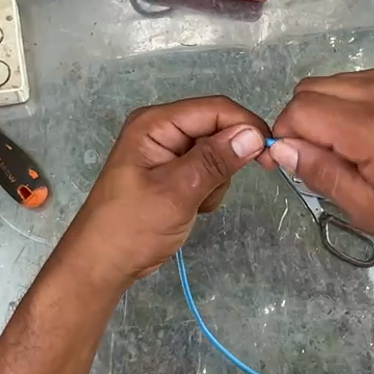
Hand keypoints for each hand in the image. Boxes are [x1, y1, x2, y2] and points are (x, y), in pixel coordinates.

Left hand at [57, 97, 269, 289]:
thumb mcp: (176, 192)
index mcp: (155, 123)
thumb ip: (214, 161)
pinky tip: (192, 208)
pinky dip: (209, 190)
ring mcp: (166, 151)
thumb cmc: (131, 227)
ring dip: (217, 180)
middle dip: (227, 159)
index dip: (245, 126)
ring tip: (195, 203)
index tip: (270, 155)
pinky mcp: (173, 172)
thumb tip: (253, 135)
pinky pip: (207, 171)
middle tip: (215, 191)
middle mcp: (161, 129)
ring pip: (216, 152)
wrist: (102, 265)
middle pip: (216, 128)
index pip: (214, 109)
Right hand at [265, 67, 373, 237]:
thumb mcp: (370, 208)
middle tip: (317, 154)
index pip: (301, 110)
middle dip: (301, 122)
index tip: (292, 159)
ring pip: (327, 82)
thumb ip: (322, 175)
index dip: (286, 134)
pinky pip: (351, 80)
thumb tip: (282, 150)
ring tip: (344, 143)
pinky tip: (363, 128)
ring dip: (322, 111)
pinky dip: (344, 102)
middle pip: (308, 90)